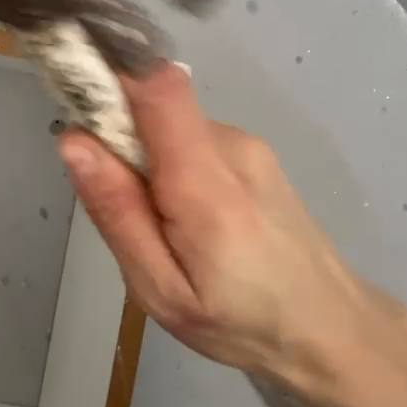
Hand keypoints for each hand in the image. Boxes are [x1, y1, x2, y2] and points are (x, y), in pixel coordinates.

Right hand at [55, 63, 374, 384]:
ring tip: (155, 225)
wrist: (334, 330)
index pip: (157, 86)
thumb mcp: (159, 288)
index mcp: (206, 184)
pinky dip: (166, 167)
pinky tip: (183, 219)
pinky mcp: (251, 152)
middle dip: (114, 140)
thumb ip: (117, 212)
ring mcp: (246, 145)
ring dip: (140, 160)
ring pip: (165, 125)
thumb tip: (73, 140)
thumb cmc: (240, 323)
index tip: (72, 101)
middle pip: (151, 106)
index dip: (108, 77)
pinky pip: (186, 138)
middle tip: (116, 206)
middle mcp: (231, 146)